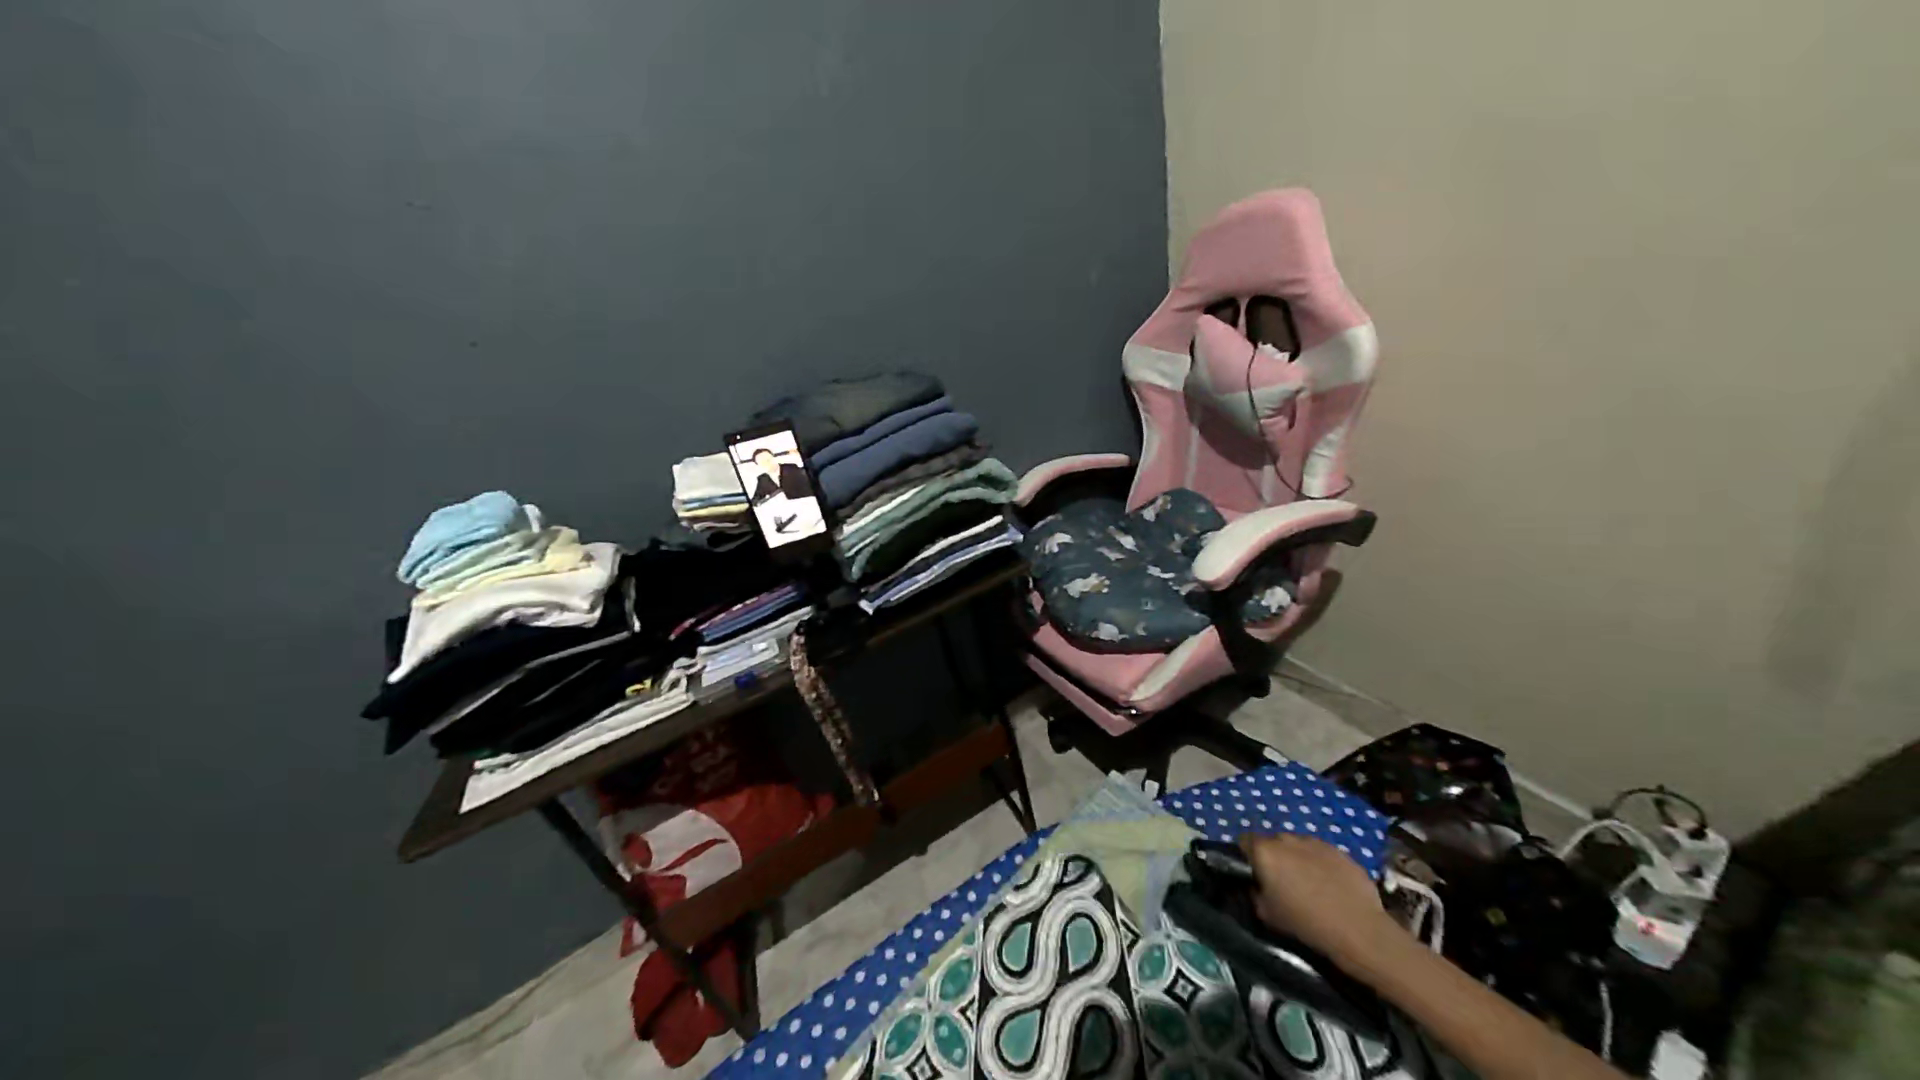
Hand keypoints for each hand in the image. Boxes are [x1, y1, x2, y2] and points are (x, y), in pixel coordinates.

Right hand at [1240, 833, 1401, 973]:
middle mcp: (1286, 838)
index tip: (1255, 874)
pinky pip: (1321, 853)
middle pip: (1272, 841)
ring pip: (1298, 845)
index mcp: (1265, 851)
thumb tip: (1256, 885)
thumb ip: (1255, 892)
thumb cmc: (1306, 923)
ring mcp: (1315, 841)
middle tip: (1282, 880)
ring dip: (1297, 858)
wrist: (1358, 930)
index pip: (1244, 841)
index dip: (1248, 857)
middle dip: (1274, 856)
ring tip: (1309, 882)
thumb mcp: (1266, 914)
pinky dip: (1320, 864)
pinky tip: (1331, 885)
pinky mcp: (1339, 850)